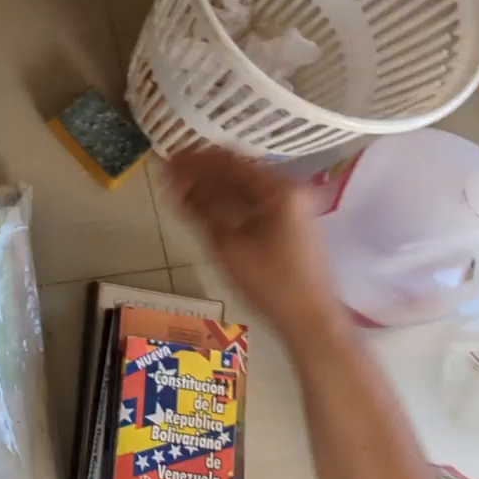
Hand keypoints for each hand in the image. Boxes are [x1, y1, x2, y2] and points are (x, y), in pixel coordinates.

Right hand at [167, 147, 343, 334]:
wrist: (310, 319)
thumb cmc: (270, 282)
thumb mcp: (228, 244)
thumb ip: (200, 208)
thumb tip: (174, 182)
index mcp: (279, 188)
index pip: (230, 162)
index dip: (195, 159)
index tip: (168, 159)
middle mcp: (289, 190)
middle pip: (238, 172)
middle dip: (202, 173)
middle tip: (169, 174)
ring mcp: (292, 207)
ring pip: (244, 188)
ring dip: (212, 187)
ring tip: (180, 190)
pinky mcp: (289, 223)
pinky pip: (253, 203)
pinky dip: (228, 203)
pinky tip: (204, 207)